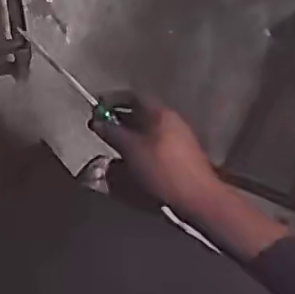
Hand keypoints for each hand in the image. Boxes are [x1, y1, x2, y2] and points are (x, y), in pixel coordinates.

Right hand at [91, 97, 288, 259]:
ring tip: (114, 143)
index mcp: (160, 113)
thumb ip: (111, 132)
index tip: (97, 107)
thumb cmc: (162, 169)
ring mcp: (179, 136)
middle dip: (119, 117)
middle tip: (102, 126)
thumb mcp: (130, 149)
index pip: (133, 96)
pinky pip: (155, 141)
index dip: (112, 99)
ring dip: (129, 132)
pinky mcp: (182, 154)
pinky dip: (140, 144)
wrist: (198, 198)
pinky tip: (132, 157)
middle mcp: (172, 120)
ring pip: (148, 127)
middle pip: (140, 111)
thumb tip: (96, 121)